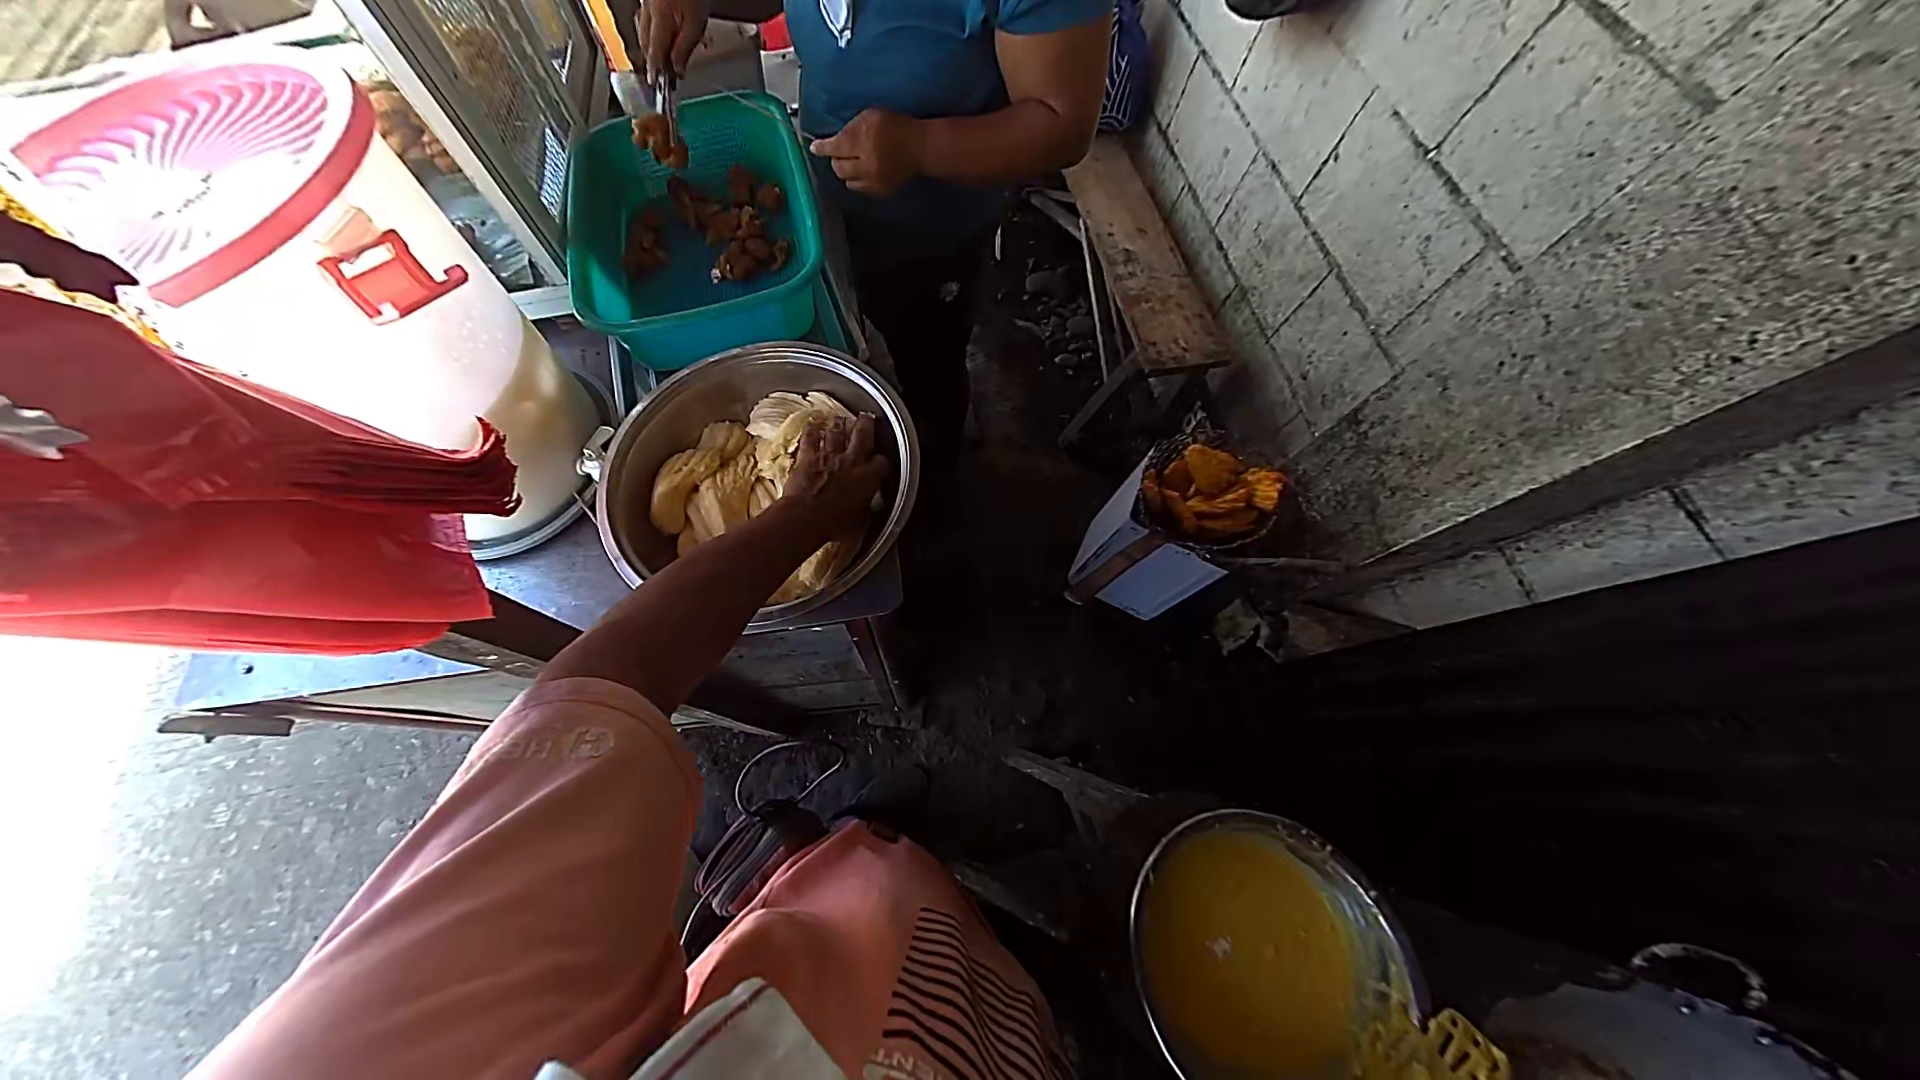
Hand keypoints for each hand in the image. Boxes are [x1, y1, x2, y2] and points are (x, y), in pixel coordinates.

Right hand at [637, 0, 707, 81]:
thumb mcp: (696, 24)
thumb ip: (684, 48)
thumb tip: (677, 70)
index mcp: (659, 19)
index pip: (654, 53)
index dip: (654, 70)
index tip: (655, 84)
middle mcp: (648, 10)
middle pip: (646, 42)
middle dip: (653, 60)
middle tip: (664, 75)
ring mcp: (648, 1)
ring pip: (645, 31)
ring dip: (653, 47)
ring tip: (666, 60)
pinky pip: (648, 19)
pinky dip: (654, 33)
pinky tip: (665, 37)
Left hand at [784, 413, 888, 539]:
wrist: (805, 518)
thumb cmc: (834, 525)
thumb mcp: (860, 524)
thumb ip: (865, 512)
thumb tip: (867, 512)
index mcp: (868, 477)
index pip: (882, 462)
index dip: (882, 462)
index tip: (880, 464)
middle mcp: (851, 461)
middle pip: (862, 434)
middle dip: (866, 424)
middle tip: (866, 417)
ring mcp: (828, 456)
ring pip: (836, 432)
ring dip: (838, 424)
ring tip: (840, 419)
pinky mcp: (807, 457)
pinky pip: (810, 439)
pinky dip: (812, 431)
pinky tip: (812, 426)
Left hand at [808, 109, 924, 196]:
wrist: (919, 148)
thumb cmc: (895, 126)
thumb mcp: (871, 117)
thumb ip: (852, 128)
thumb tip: (834, 139)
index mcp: (861, 141)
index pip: (834, 147)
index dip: (822, 148)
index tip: (814, 148)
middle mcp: (865, 164)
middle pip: (839, 169)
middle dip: (836, 161)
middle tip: (840, 154)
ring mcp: (873, 181)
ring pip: (849, 182)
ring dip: (847, 173)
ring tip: (853, 165)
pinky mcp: (880, 192)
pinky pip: (861, 189)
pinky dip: (859, 181)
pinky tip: (864, 172)